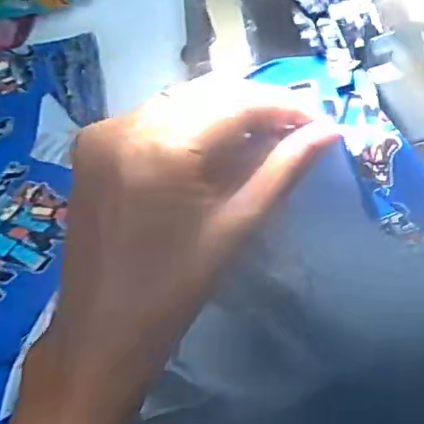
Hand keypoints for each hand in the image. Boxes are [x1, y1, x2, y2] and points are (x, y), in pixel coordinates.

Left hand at [35, 78, 339, 397]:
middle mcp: (128, 123)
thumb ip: (285, 169)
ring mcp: (105, 130)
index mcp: (164, 146)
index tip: (322, 122)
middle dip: (260, 105)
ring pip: (184, 99)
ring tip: (267, 137)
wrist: (101, 330)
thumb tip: (329, 131)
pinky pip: (157, 115)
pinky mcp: (94, 144)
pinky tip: (219, 146)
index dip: (286, 106)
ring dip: (229, 110)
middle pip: (210, 92)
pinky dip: (195, 122)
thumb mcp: (239, 224)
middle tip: (300, 128)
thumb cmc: (177, 286)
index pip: (239, 102)